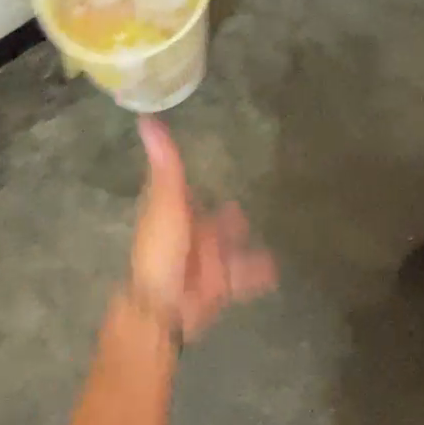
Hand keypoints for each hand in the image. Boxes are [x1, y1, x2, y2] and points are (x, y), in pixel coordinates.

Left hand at [130, 116, 276, 340]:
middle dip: (229, 216)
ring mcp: (208, 261)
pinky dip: (259, 273)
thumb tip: (147, 119)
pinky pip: (244, 276)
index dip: (194, 180)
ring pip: (232, 249)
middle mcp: (191, 236)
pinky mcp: (222, 285)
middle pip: (214, 222)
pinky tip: (276, 268)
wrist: (165, 305)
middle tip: (247, 202)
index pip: (184, 192)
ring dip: (248, 244)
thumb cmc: (162, 251)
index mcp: (174, 213)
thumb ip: (167, 166)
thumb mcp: (165, 202)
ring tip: (272, 236)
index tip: (213, 162)